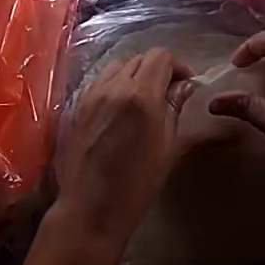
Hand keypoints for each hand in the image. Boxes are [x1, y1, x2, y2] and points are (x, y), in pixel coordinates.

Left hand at [53, 48, 193, 250]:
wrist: (91, 208)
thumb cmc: (137, 183)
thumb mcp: (168, 146)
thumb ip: (174, 108)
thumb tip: (184, 87)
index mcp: (141, 96)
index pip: (161, 57)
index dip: (178, 66)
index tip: (185, 84)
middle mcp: (114, 87)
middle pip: (140, 58)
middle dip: (158, 69)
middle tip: (168, 92)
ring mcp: (91, 94)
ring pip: (118, 65)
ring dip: (135, 73)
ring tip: (144, 97)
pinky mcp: (78, 105)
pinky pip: (100, 80)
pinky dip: (115, 83)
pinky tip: (121, 106)